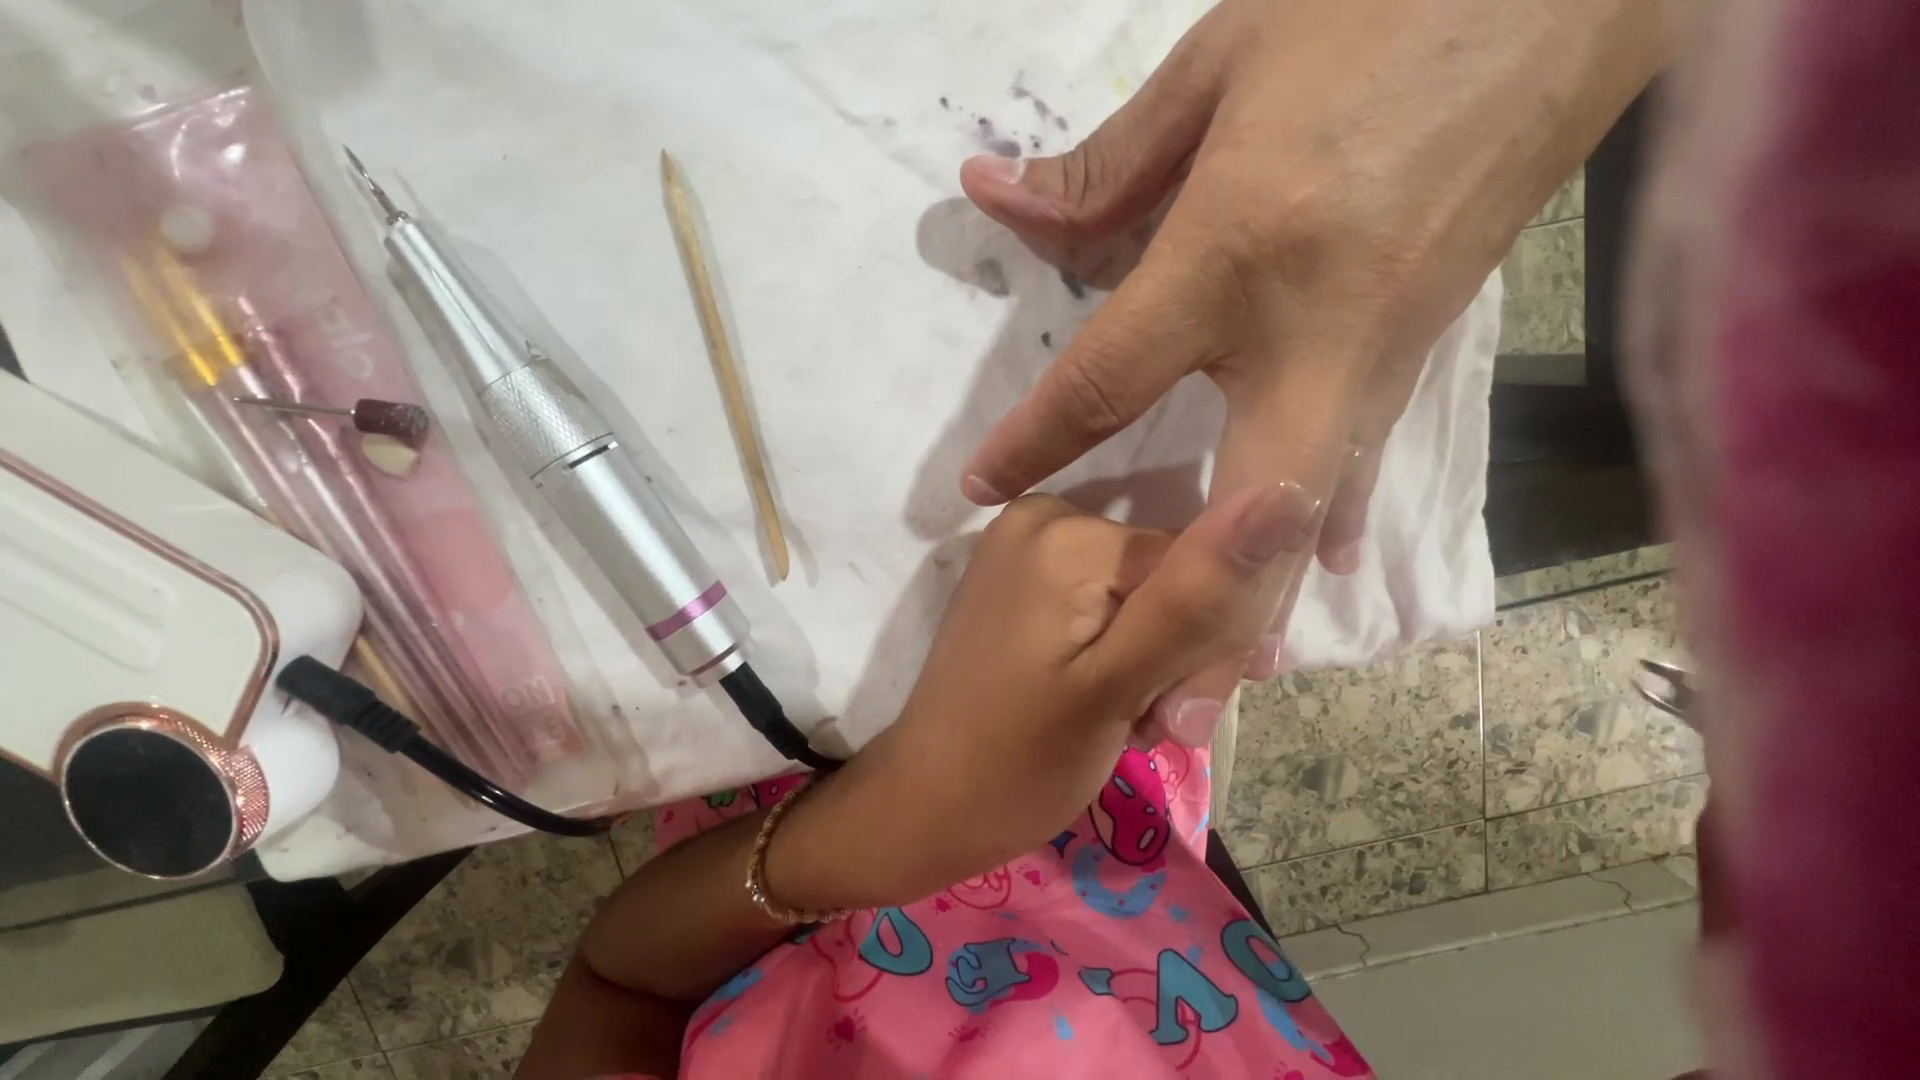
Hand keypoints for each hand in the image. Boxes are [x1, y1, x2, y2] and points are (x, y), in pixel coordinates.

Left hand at [767, 484, 1317, 910]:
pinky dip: (1117, 653)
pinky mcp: (1022, 578)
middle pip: (1175, 575)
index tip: (1173, 711)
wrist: (925, 808)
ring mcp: (1028, 545)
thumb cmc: (1019, 765)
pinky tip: (1095, 698)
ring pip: (1148, 594)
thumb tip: (1290, 491)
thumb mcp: (1117, 687)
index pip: (1206, 563)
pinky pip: (1106, 600)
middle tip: (1134, 721)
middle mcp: (1046, 515)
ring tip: (1113, 718)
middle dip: (1176, 657)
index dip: (1209, 646)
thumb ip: (1198, 596)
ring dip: (1151, 662)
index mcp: (1070, 531)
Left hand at [958, 0, 1674, 739]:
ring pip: (1311, 509)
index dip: (1035, 439)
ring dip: (1270, 603)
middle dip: (1200, 605)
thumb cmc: (1373, 14)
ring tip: (1223, 685)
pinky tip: (1308, 573)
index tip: (979, 492)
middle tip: (1160, 702)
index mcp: (1236, 251)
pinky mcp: (1424, 354)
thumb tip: (990, 194)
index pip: (1105, 378)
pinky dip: (1325, 525)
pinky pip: (1363, 461)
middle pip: (1240, 501)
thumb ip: (1101, 163)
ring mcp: (1378, 356)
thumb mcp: (1220, 65)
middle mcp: (1309, 332)